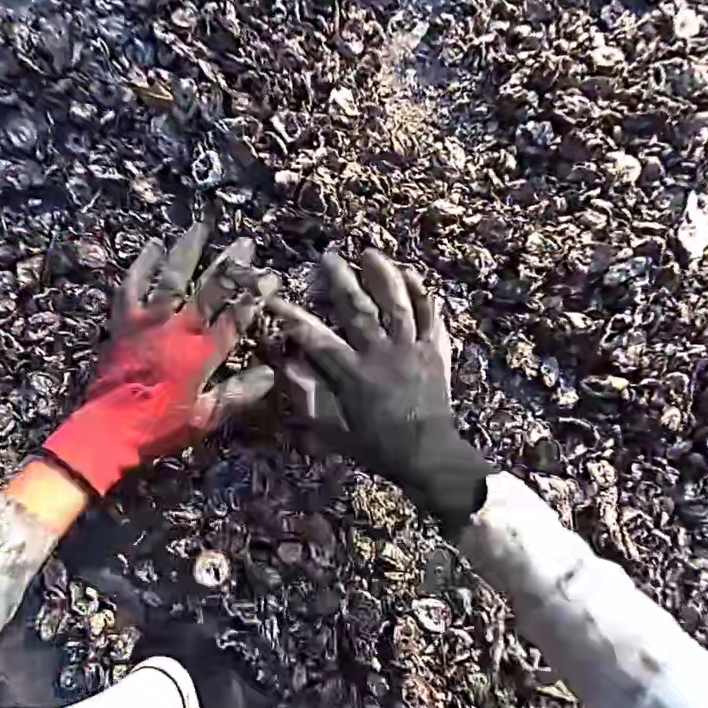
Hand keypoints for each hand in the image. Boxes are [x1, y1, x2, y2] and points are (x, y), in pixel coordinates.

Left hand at [43, 222, 275, 495]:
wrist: (110, 427)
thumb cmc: (159, 427)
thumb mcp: (205, 418)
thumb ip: (238, 394)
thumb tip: (270, 374)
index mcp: (201, 354)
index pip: (236, 317)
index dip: (255, 295)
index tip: (271, 276)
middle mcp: (177, 330)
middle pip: (209, 289)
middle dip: (231, 265)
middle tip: (245, 244)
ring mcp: (148, 322)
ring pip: (172, 278)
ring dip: (187, 251)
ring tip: (200, 227)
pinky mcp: (123, 321)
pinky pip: (132, 286)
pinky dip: (142, 265)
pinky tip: (152, 246)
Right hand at [270, 249, 491, 527]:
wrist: (428, 454)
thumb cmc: (374, 445)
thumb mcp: (330, 428)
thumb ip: (307, 395)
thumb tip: (285, 363)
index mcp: (351, 373)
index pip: (314, 337)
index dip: (290, 315)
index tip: (272, 297)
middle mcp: (380, 353)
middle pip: (357, 309)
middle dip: (339, 280)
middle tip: (327, 258)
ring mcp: (411, 348)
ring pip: (395, 303)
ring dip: (382, 275)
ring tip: (369, 253)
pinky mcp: (435, 350)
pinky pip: (429, 315)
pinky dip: (421, 292)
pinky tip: (410, 274)